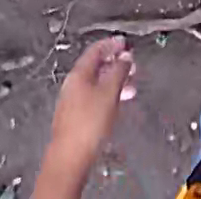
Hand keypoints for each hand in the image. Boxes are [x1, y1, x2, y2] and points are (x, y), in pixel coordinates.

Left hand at [36, 36, 135, 193]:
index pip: (96, 49)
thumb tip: (126, 56)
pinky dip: (107, 94)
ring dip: (113, 80)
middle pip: (96, 66)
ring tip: (130, 85)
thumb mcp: (109, 93)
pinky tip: (117, 103)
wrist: (69, 158)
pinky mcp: (76, 116)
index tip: (125, 42)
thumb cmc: (88, 123)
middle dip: (114, 63)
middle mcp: (73, 83)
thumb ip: (119, 72)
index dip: (111, 44)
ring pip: (96, 83)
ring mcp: (73, 100)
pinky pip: (94, 97)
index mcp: (79, 73)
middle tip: (131, 63)